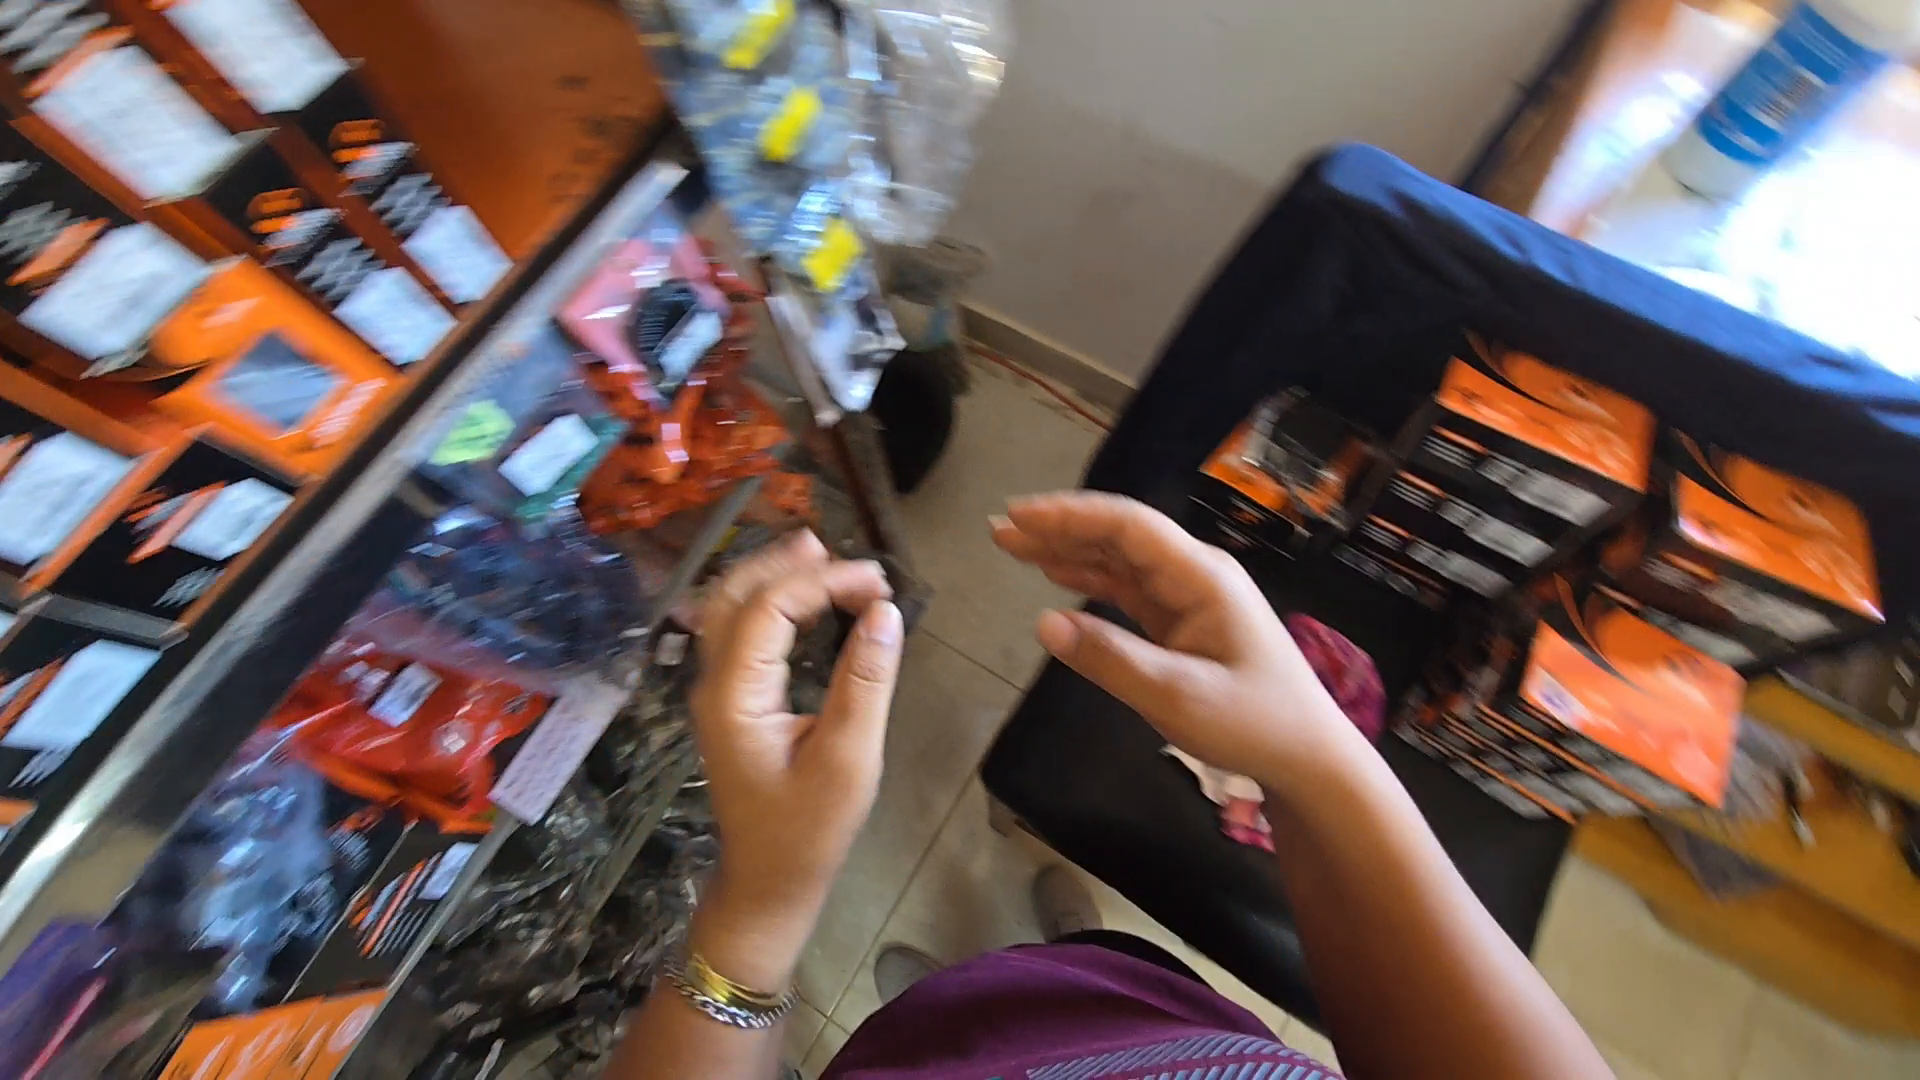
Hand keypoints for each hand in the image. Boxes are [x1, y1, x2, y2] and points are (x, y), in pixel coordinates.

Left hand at [690, 531, 903, 982]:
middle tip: (846, 554)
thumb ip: (866, 681)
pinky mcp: (730, 698)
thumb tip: (886, 611)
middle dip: (790, 564)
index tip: (880, 581)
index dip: (825, 581)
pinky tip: (801, 597)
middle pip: (736, 594)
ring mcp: (716, 689)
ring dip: (773, 574)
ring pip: (730, 607)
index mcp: (735, 695)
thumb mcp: (849, 759)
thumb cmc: (809, 830)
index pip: (771, 607)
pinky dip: (769, 600)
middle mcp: (713, 682)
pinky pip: (739, 629)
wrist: (768, 882)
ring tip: (820, 552)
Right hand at [992, 492, 1364, 782]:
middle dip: (1058, 528)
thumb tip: (1042, 623)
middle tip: (1000, 529)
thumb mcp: (1177, 698)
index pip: (1127, 527)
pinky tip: (1055, 575)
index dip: (1070, 515)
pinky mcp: (1179, 619)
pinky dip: (1087, 580)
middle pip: (1117, 536)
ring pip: (1117, 560)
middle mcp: (1192, 573)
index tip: (1019, 515)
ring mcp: (1186, 595)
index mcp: (1200, 576)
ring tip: (1013, 545)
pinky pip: (1125, 588)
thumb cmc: (1253, 723)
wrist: (1307, 756)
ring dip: (1067, 550)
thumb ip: (1109, 659)